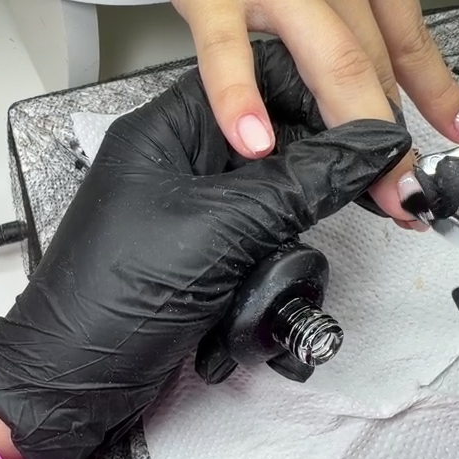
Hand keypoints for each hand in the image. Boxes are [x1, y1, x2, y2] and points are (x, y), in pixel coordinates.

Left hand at [0, 41, 409, 458]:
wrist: (78, 379)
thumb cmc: (113, 298)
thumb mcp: (219, 229)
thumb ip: (300, 182)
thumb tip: (370, 144)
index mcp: (168, 128)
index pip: (259, 79)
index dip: (322, 96)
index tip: (375, 126)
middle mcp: (180, 158)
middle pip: (273, 133)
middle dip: (326, 158)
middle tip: (380, 182)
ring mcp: (191, 206)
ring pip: (272, 183)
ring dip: (310, 203)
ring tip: (355, 214)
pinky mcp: (201, 250)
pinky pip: (260, 227)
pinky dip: (286, 242)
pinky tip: (304, 253)